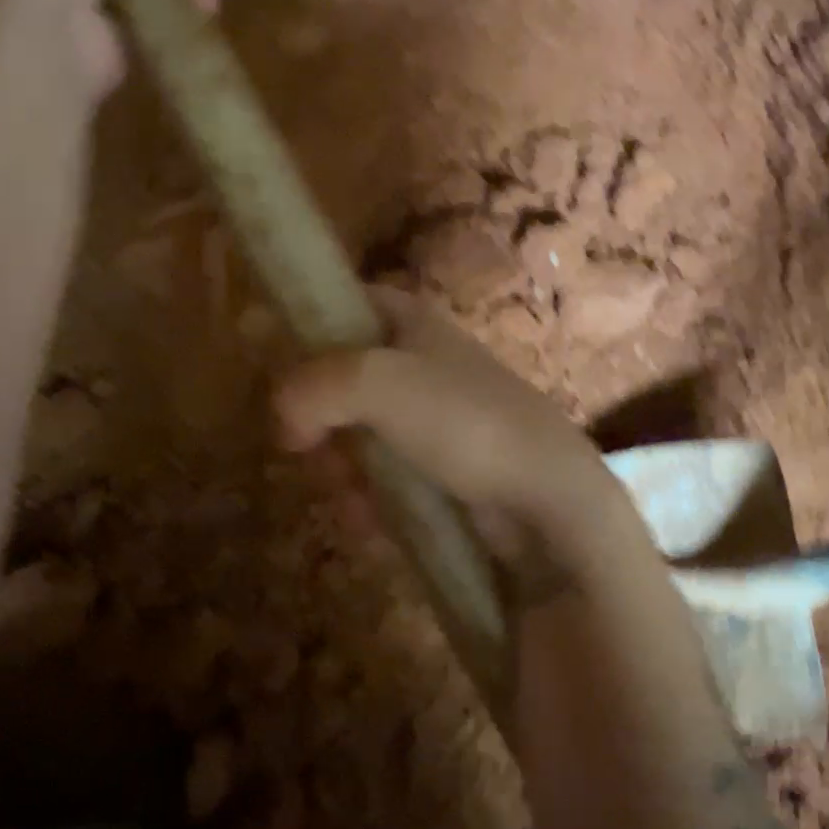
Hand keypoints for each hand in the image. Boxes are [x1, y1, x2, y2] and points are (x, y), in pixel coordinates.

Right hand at [274, 287, 625, 549]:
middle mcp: (424, 366)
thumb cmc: (465, 421)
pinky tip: (367, 526)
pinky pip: (387, 479)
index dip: (312, 324)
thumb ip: (315, 387)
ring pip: (361, 436)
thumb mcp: (379, 384)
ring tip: (348, 502)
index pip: (353, 302)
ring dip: (342, 471)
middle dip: (320, 421)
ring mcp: (436, 422)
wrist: (548, 498)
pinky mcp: (445, 472)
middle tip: (306, 451)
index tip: (280, 365)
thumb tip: (280, 416)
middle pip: (345, 380)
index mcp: (415, 325)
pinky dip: (370, 501)